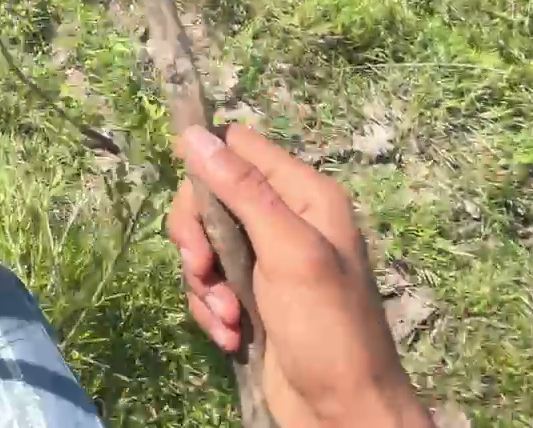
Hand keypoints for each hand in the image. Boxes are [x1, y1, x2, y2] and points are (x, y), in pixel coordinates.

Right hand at [167, 125, 429, 427]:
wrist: (344, 419)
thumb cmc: (328, 330)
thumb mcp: (288, 252)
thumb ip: (243, 190)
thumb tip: (192, 133)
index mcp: (303, 193)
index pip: (237, 144)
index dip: (204, 160)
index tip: (188, 198)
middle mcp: (282, 215)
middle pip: (209, 192)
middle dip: (196, 233)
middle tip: (201, 267)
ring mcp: (264, 254)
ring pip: (202, 236)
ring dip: (202, 277)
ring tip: (225, 315)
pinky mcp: (248, 289)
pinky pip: (207, 276)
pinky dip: (209, 303)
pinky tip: (229, 332)